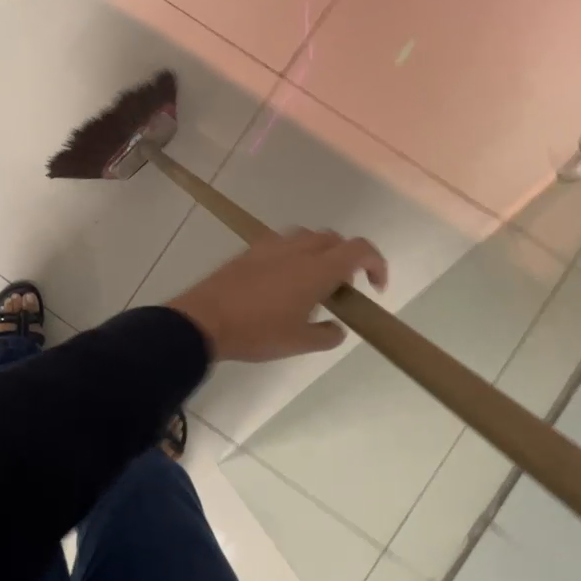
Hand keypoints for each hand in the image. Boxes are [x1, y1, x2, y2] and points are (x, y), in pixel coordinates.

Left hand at [167, 230, 387, 363]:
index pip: (359, 248)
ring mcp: (268, 247)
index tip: (375, 289)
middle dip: (345, 258)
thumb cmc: (257, 332)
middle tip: (341, 290)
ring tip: (311, 285)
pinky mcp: (247, 252)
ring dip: (317, 253)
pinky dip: (292, 256)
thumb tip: (336, 328)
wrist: (204, 319)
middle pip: (332, 238)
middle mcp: (295, 249)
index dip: (376, 263)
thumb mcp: (300, 342)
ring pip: (304, 237)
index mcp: (316, 268)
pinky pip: (279, 244)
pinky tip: (282, 284)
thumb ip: (326, 334)